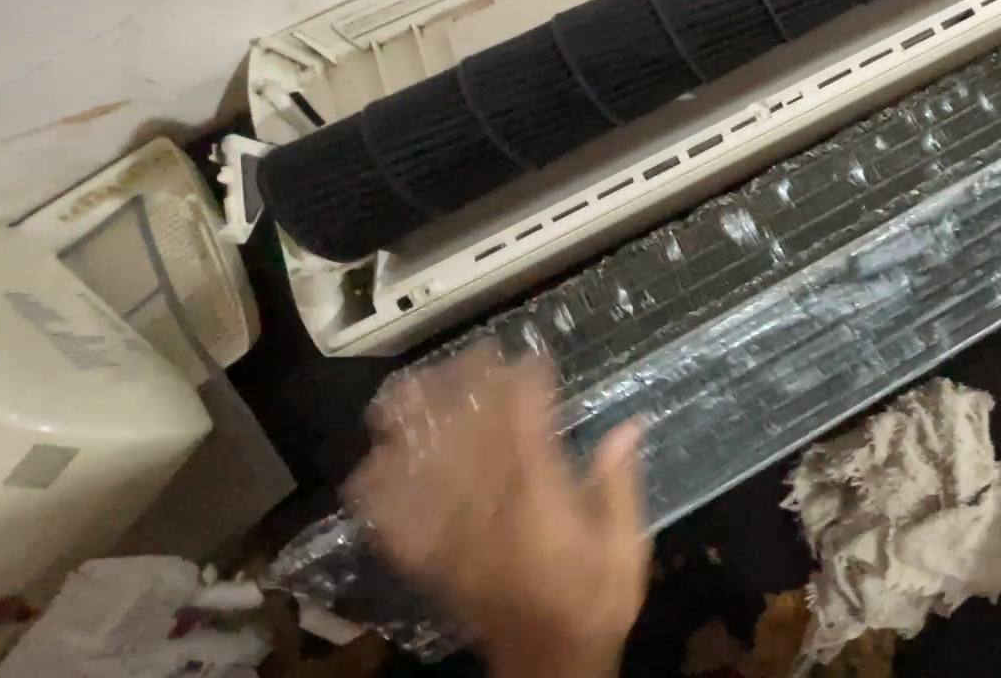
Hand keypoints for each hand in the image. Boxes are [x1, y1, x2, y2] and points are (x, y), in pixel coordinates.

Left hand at [344, 344, 650, 677]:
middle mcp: (489, 519)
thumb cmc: (594, 600)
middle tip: (470, 354)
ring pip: (427, 476)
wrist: (548, 666)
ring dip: (415, 431)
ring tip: (406, 389)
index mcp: (540, 509)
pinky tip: (372, 464)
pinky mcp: (432, 566)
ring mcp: (453, 543)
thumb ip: (619, 486)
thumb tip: (628, 426)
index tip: (528, 355)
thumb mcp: (626, 546)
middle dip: (469, 394)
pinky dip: (380, 495)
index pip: (527, 435)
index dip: (526, 391)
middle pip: (471, 445)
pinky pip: (397, 527)